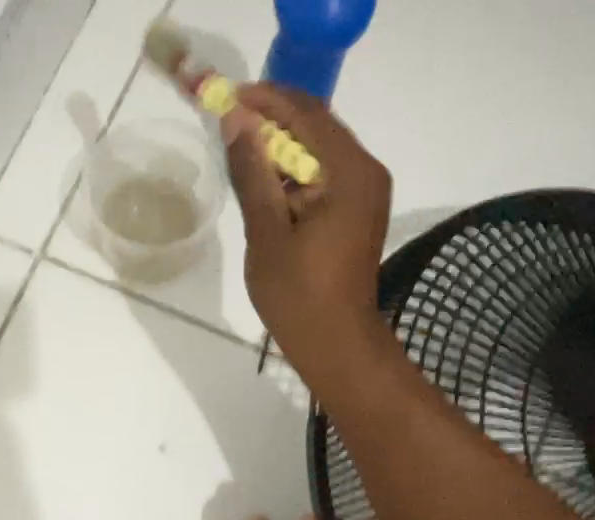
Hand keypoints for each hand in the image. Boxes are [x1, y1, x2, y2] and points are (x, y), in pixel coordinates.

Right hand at [220, 84, 391, 357]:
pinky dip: (296, 172)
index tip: (226, 100)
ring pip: (320, 149)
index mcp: (349, 172)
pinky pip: (326, 174)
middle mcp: (367, 171)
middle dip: (273, 120)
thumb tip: (236, 120)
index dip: (265, 100)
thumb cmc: (298, 295)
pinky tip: (267, 185)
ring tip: (241, 153)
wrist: (336, 343)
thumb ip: (251, 173)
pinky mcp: (360, 209)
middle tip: (229, 125)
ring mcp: (367, 191)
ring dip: (282, 147)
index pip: (306, 112)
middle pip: (317, 125)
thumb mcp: (266, 233)